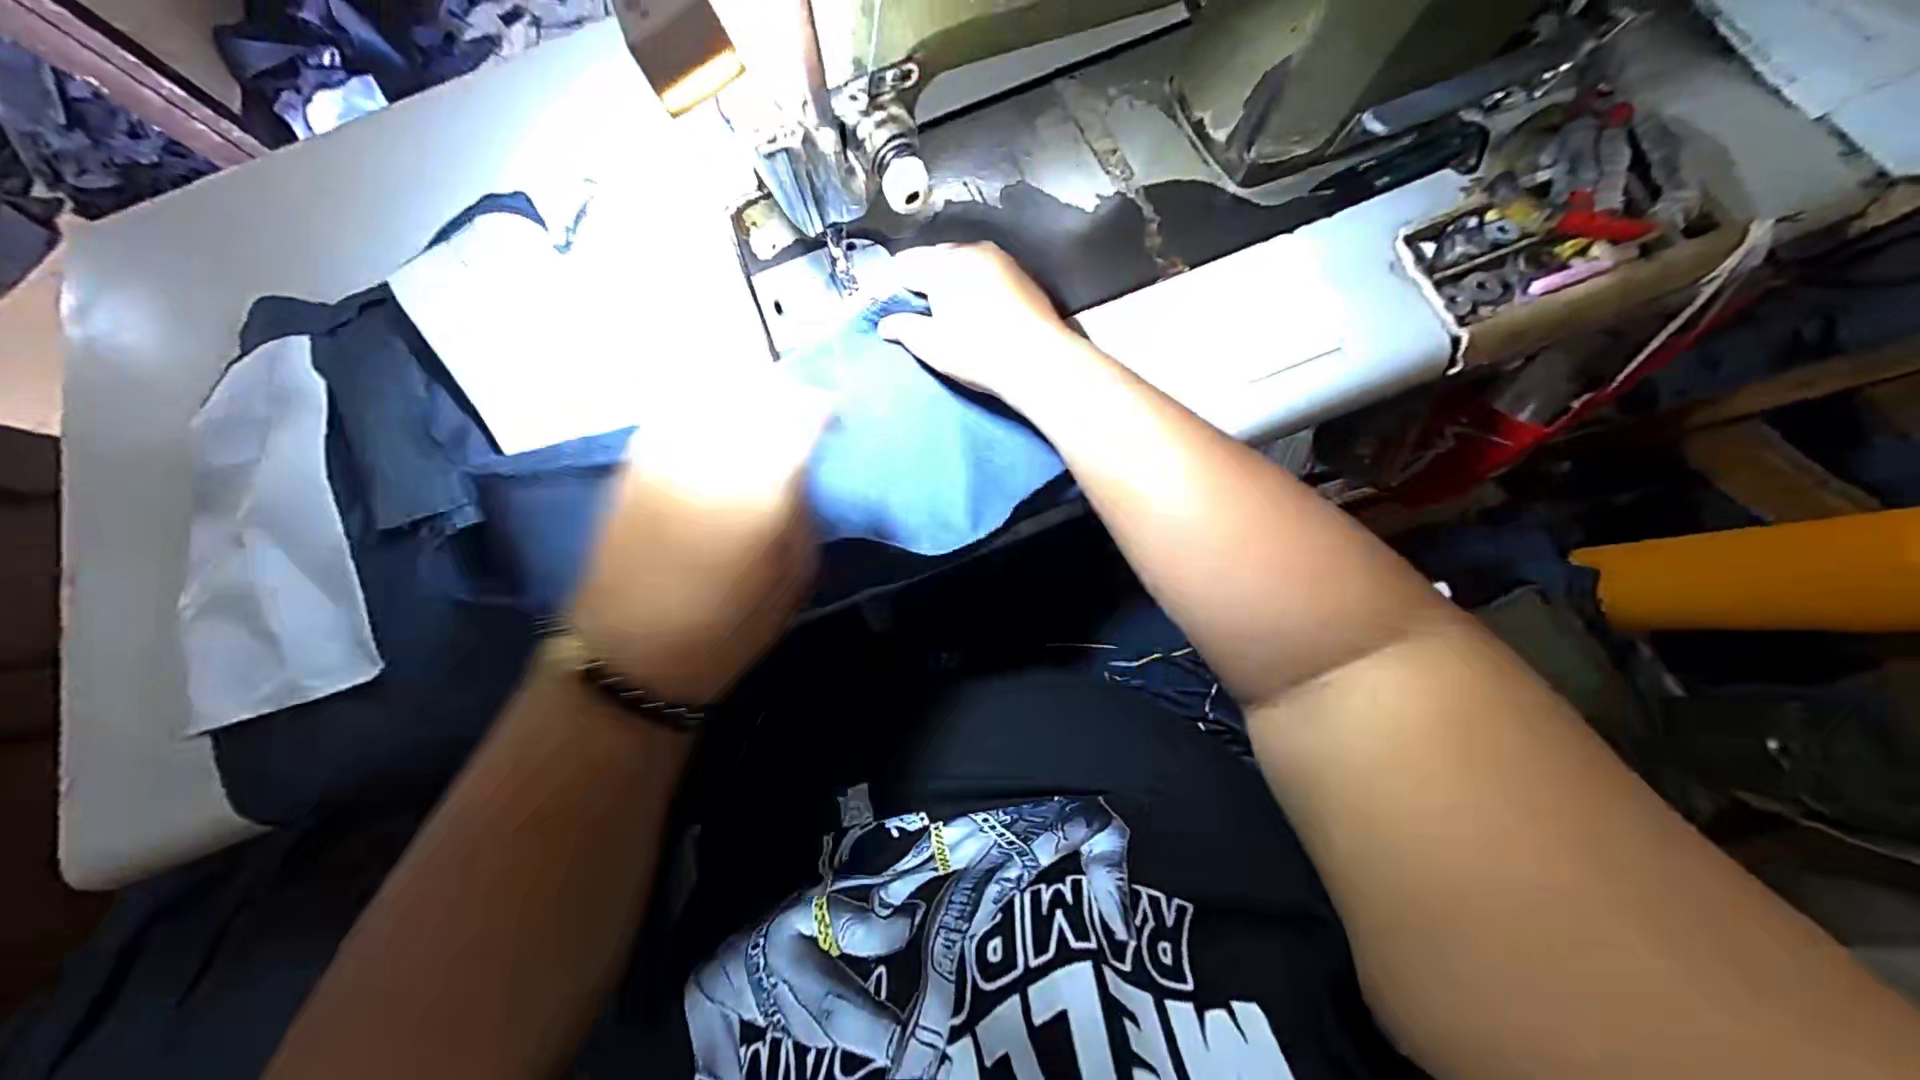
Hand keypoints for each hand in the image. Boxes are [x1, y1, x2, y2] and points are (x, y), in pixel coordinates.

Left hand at [568, 368, 831, 704]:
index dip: (828, 404)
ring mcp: (666, 449)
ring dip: (752, 396)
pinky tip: (726, 427)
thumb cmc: (730, 624)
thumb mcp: (796, 572)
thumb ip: (805, 506)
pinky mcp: (637, 459)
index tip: (842, 414)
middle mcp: (710, 451)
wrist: (631, 652)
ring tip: (771, 415)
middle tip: (811, 411)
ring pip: (719, 393)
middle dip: (792, 395)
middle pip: (761, 391)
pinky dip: (712, 407)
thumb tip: (805, 463)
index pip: (803, 412)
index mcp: (759, 485)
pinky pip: (683, 410)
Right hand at [875, 243, 1080, 402]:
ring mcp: (1003, 261)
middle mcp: (974, 251)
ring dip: (950, 279)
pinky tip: (975, 308)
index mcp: (945, 264)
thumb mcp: (933, 345)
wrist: (1041, 362)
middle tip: (914, 305)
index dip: (892, 284)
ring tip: (944, 307)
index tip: (887, 302)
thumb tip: (886, 323)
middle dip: (922, 277)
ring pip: (964, 263)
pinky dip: (975, 284)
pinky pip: (987, 273)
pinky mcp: (1023, 277)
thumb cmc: (980, 353)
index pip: (905, 265)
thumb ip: (905, 328)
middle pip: (936, 258)